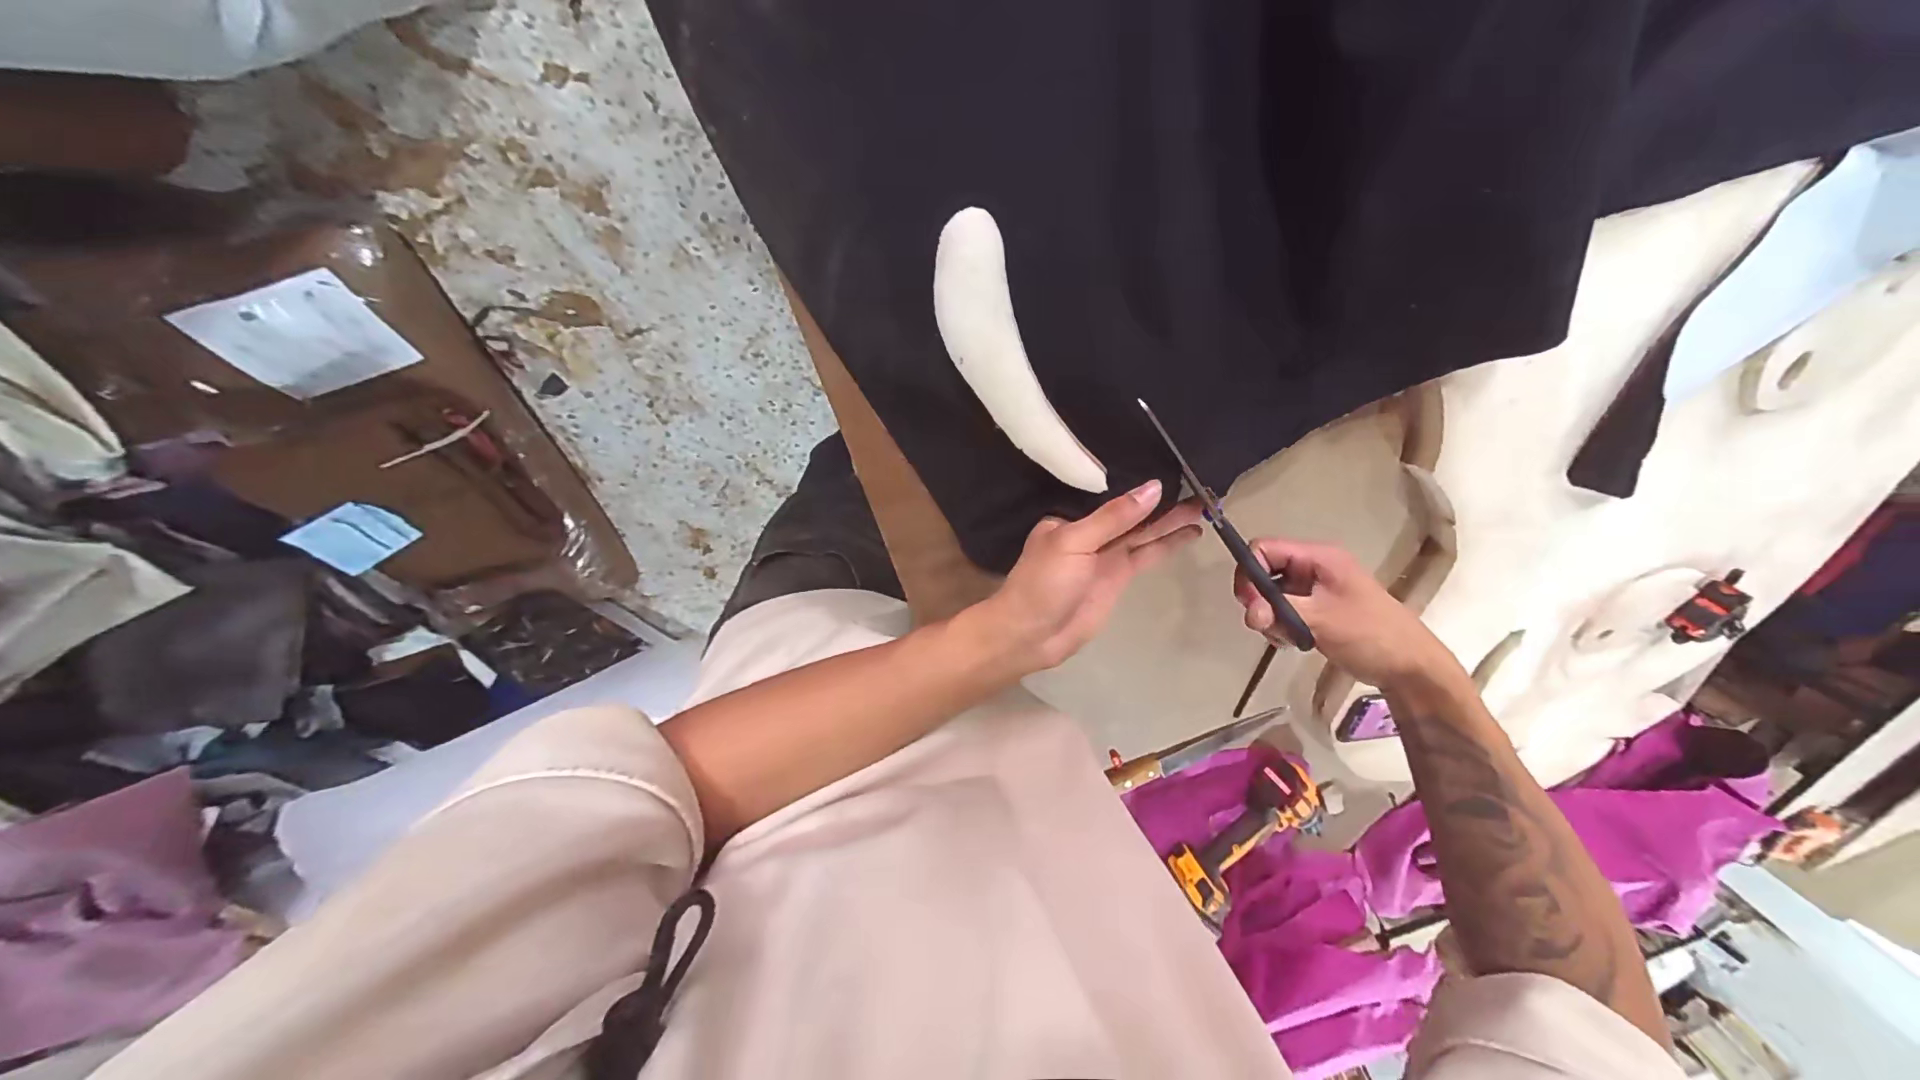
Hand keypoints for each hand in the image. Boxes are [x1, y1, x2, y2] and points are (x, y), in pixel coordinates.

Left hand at [966, 480, 1203, 673]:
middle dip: (1164, 501)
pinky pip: (1146, 554)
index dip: (1140, 481)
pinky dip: (1167, 544)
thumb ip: (1114, 516)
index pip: (1111, 492)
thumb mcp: (1074, 541)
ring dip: (1171, 520)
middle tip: (1202, 484)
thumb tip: (1153, 488)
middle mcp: (1090, 532)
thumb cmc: (1043, 582)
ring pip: (1144, 532)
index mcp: (1071, 516)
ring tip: (1206, 503)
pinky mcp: (1118, 578)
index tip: (1173, 463)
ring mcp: (1105, 555)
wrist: (1031, 635)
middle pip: (1133, 512)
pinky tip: (1190, 532)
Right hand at [1233, 538, 1464, 690]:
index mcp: (1318, 557)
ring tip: (1287, 638)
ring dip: (1269, 618)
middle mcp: (1313, 568)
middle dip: (1258, 600)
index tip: (1250, 602)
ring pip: (1270, 596)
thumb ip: (1278, 610)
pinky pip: (1282, 612)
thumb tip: (1247, 611)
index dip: (1249, 572)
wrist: (1409, 667)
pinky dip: (1279, 627)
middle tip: (1265, 625)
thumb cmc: (1369, 634)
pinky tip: (1293, 642)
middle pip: (1263, 572)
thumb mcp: (1319, 618)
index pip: (1264, 549)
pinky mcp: (1315, 611)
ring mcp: (1314, 590)